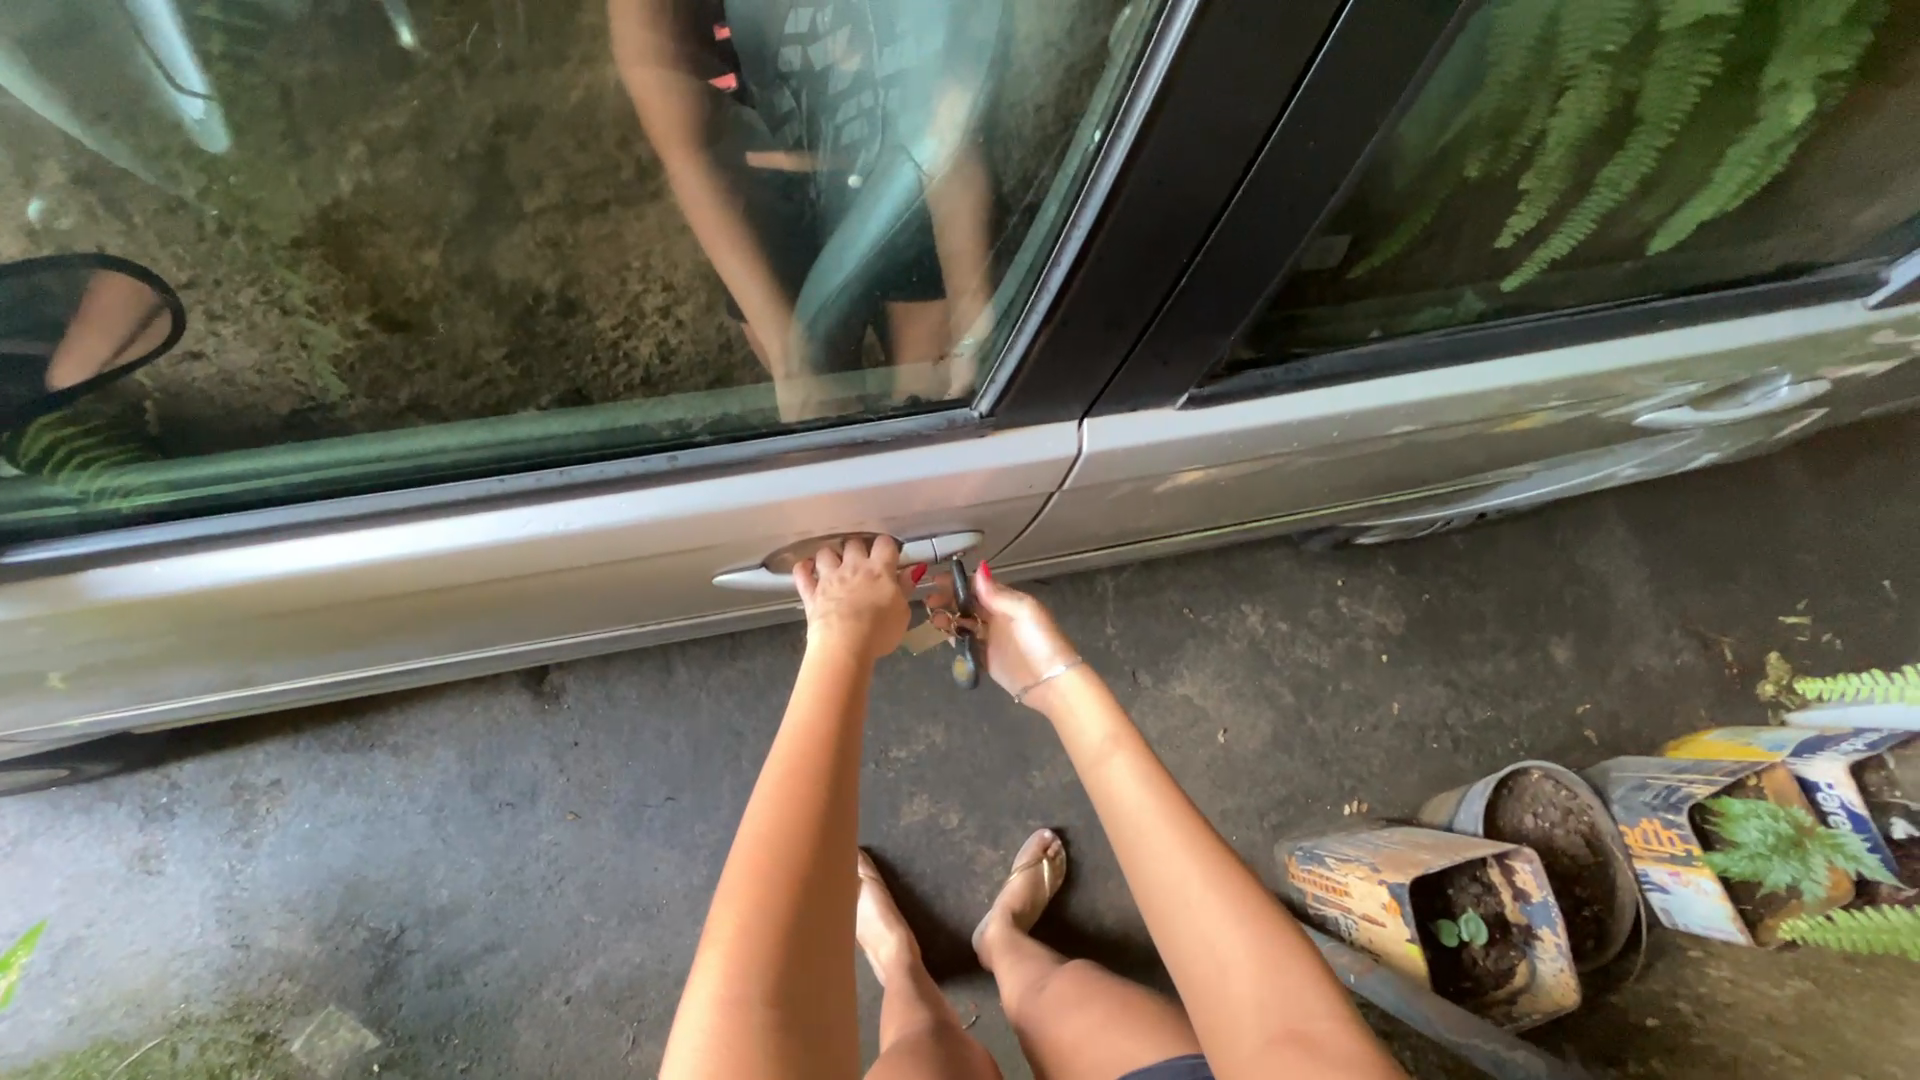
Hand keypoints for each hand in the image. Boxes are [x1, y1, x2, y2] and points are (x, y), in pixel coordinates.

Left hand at [793, 536, 918, 660]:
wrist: (844, 645)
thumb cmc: (879, 631)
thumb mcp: (902, 613)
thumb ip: (904, 588)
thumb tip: (912, 571)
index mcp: (879, 570)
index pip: (885, 544)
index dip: (887, 545)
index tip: (889, 553)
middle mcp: (852, 567)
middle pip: (854, 543)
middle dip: (858, 547)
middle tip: (862, 559)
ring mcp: (828, 578)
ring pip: (825, 552)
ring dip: (830, 555)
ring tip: (834, 564)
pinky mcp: (810, 593)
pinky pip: (801, 573)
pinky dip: (803, 568)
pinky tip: (806, 568)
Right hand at [927, 563, 1081, 706]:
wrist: (1050, 681)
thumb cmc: (1039, 640)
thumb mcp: (1023, 611)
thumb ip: (998, 594)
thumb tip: (978, 568)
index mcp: (1008, 602)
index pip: (979, 587)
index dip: (958, 582)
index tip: (936, 579)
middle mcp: (998, 617)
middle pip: (968, 604)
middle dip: (949, 599)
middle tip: (930, 600)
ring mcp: (991, 638)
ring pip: (964, 623)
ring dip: (948, 617)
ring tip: (935, 618)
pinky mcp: (986, 658)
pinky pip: (966, 644)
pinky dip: (954, 638)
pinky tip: (943, 634)